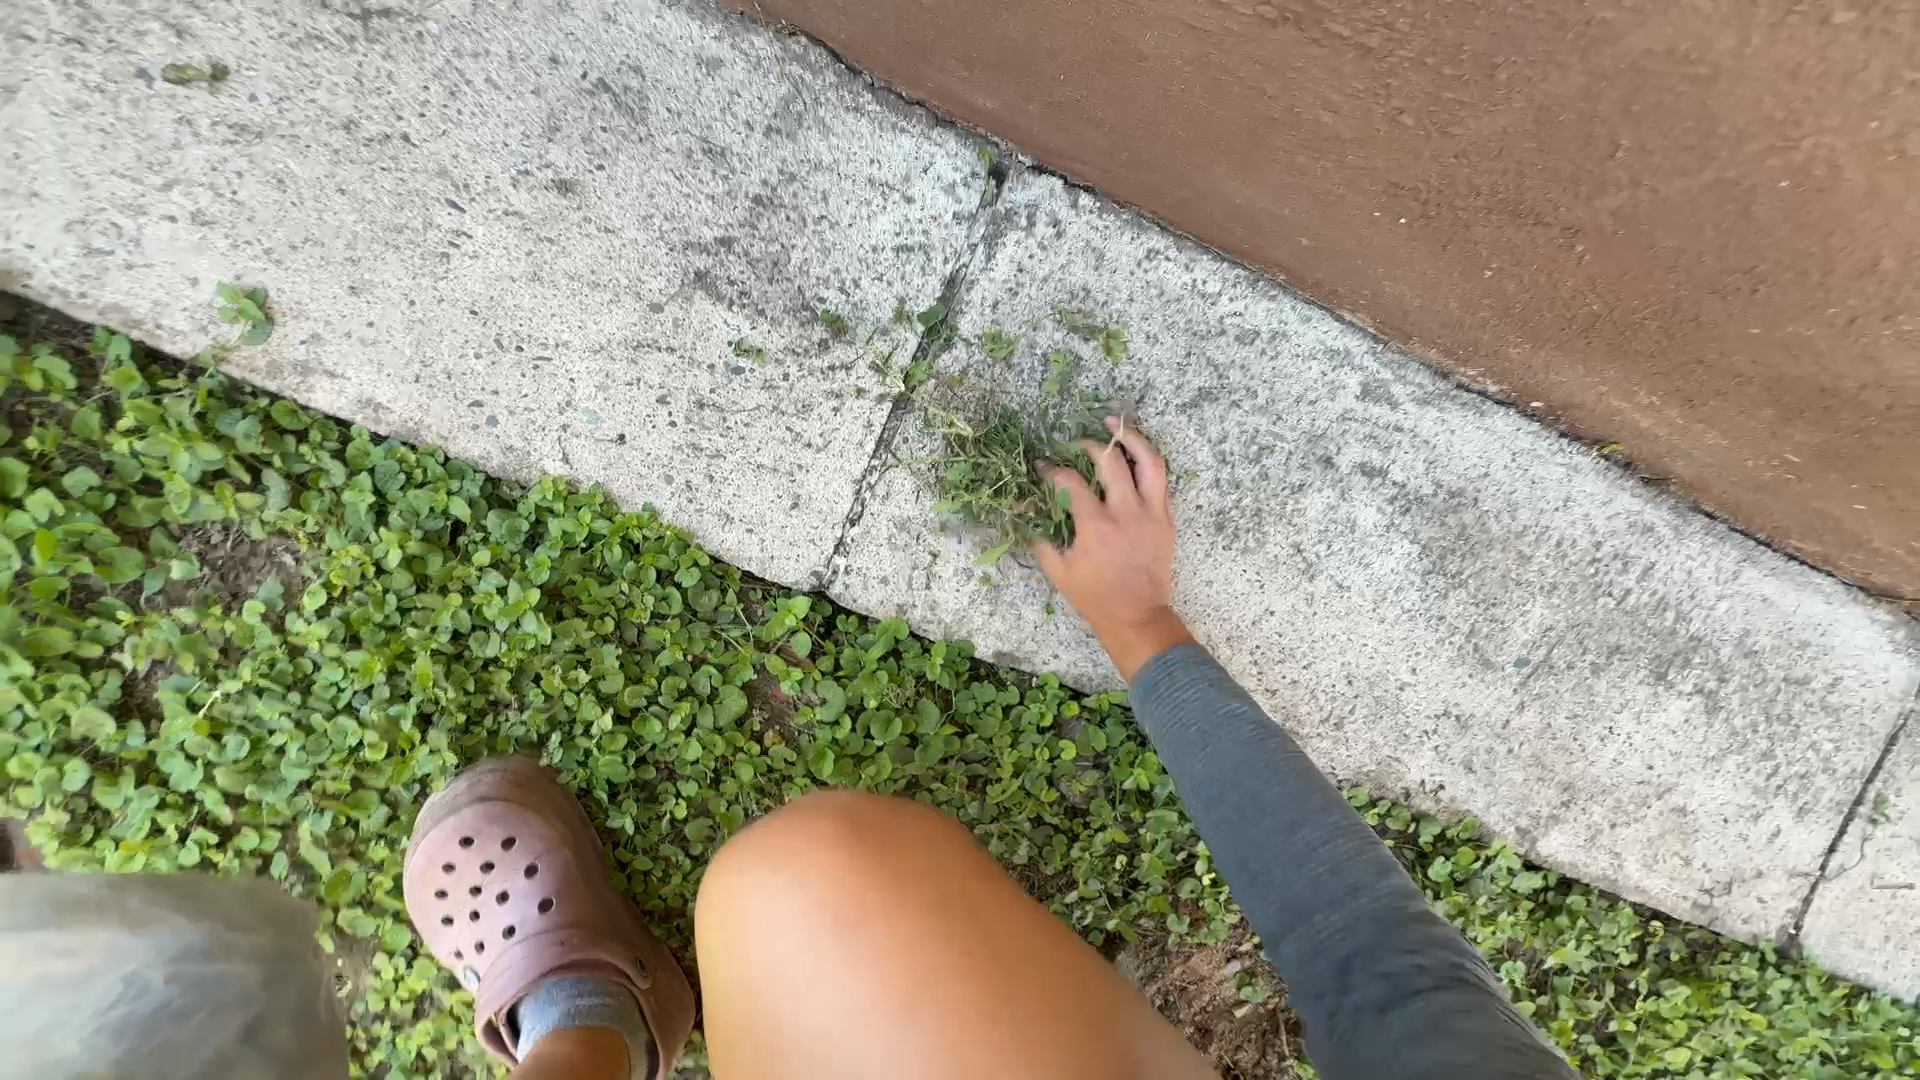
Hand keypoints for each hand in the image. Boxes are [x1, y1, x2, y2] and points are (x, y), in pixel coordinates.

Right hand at [1032, 417, 1195, 680]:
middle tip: (1077, 444)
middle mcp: (1126, 512)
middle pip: (1110, 460)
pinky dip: (1147, 462)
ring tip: (1116, 425)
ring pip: (1149, 461)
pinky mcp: (1166, 519)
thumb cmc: (1095, 597)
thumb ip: (1041, 541)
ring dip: (1132, 438)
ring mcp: (1151, 513)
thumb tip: (1026, 517)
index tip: (1043, 468)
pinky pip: (1161, 480)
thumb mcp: (1059, 572)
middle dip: (1090, 445)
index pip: (1070, 482)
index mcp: (1096, 525)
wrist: (1138, 616)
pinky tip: (1134, 455)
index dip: (1052, 470)